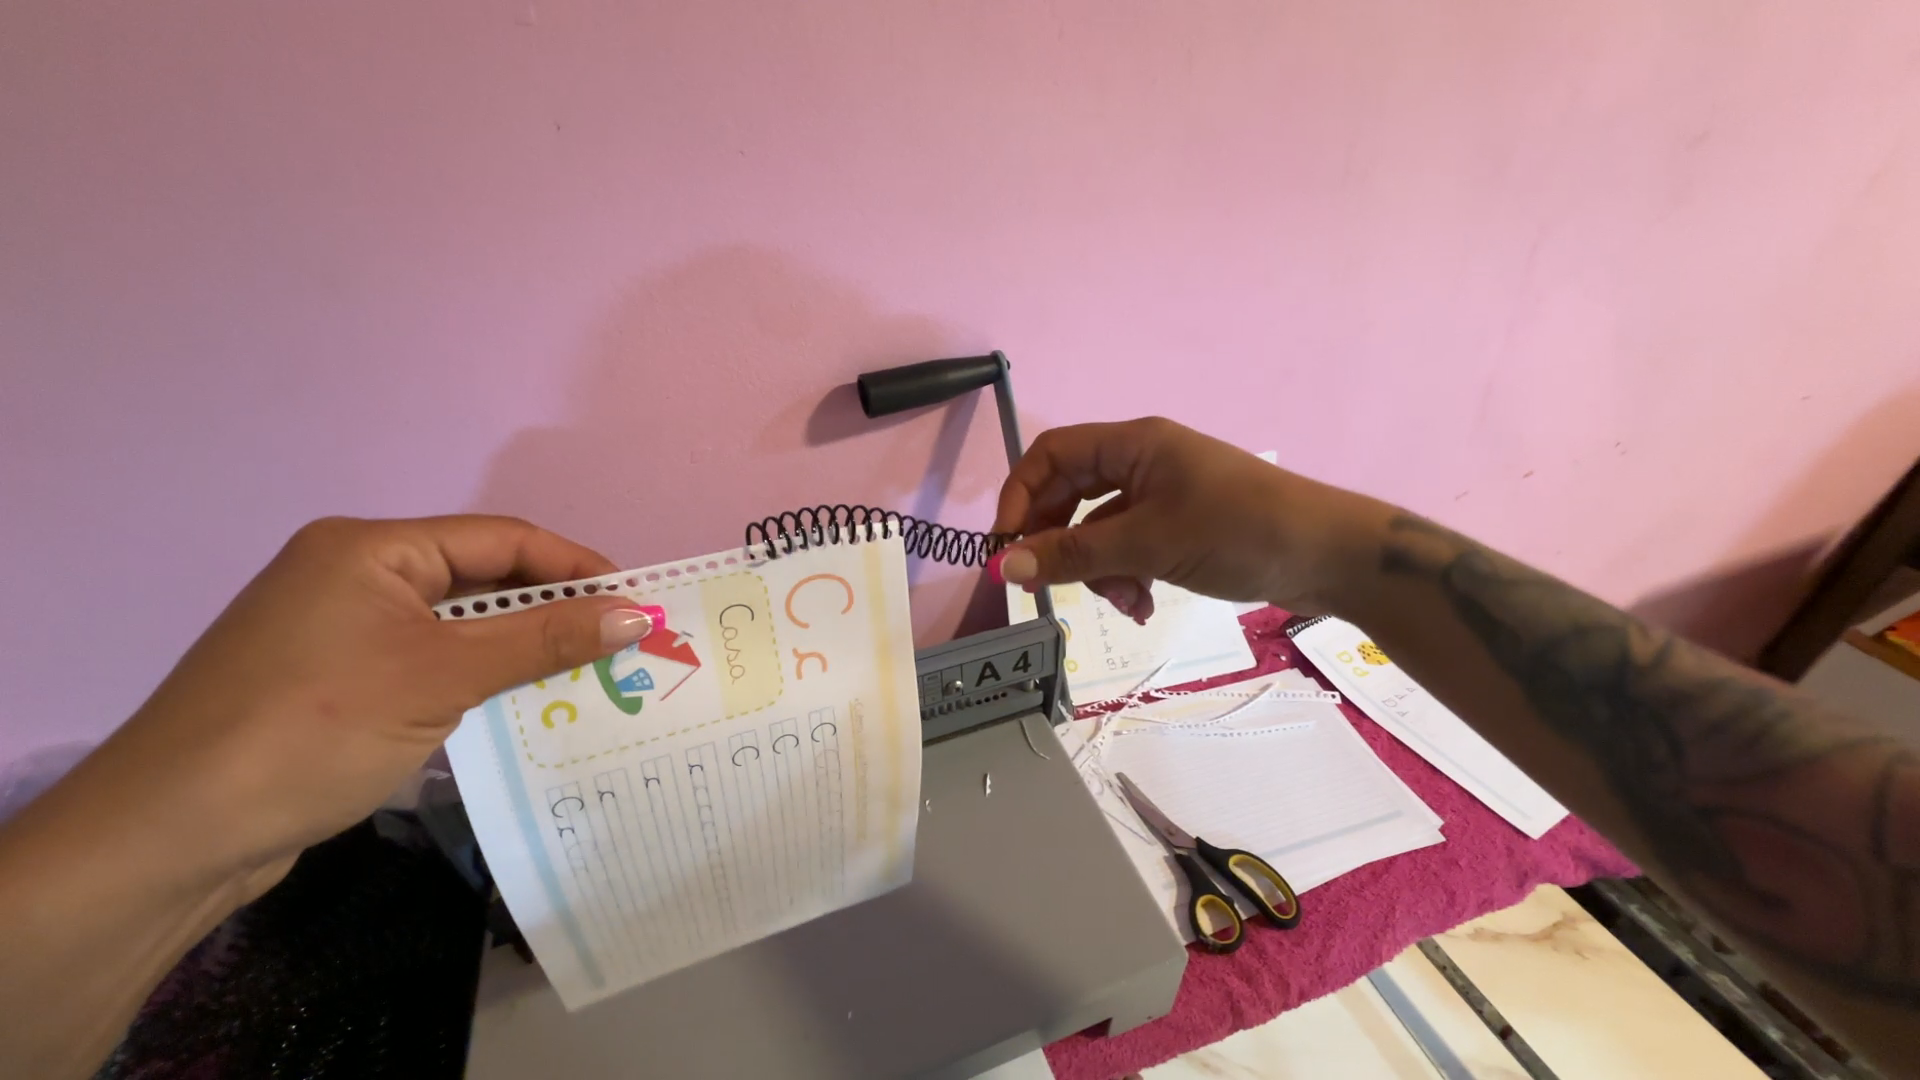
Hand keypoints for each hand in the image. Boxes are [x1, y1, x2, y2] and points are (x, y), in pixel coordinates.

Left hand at [90, 515, 656, 891]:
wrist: (170, 838)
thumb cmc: (316, 728)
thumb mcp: (444, 676)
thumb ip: (545, 639)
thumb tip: (638, 614)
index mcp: (370, 549)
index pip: (501, 539)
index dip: (575, 566)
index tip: (637, 598)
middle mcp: (355, 575)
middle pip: (482, 579)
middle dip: (554, 609)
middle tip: (621, 637)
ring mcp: (343, 629)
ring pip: (461, 624)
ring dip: (523, 646)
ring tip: (590, 669)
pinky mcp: (339, 678)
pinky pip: (434, 659)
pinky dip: (484, 674)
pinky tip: (527, 699)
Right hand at [992, 418, 1389, 619]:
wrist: (1331, 555)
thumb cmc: (1238, 531)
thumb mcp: (1149, 543)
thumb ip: (1073, 554)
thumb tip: (1003, 565)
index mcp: (1133, 444)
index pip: (1051, 454)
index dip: (1019, 496)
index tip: (1007, 546)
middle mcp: (1142, 462)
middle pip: (1071, 495)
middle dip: (1059, 542)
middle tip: (1045, 585)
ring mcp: (1163, 496)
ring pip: (1100, 529)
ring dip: (1097, 569)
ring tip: (1124, 602)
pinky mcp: (1180, 528)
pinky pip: (1130, 548)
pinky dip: (1127, 576)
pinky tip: (1143, 606)